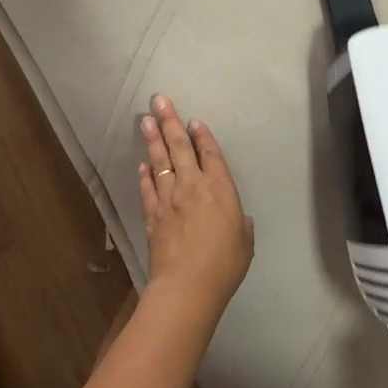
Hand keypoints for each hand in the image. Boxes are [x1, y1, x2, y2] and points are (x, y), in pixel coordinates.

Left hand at [138, 95, 254, 321]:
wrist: (188, 286)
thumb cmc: (224, 265)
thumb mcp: (245, 243)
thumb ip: (241, 225)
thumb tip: (237, 219)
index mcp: (221, 190)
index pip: (211, 154)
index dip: (203, 136)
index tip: (194, 120)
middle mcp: (193, 186)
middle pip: (180, 147)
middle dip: (170, 122)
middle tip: (160, 100)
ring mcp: (170, 199)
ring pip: (160, 161)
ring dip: (153, 140)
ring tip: (145, 120)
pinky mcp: (154, 215)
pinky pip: (148, 189)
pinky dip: (145, 175)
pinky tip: (143, 164)